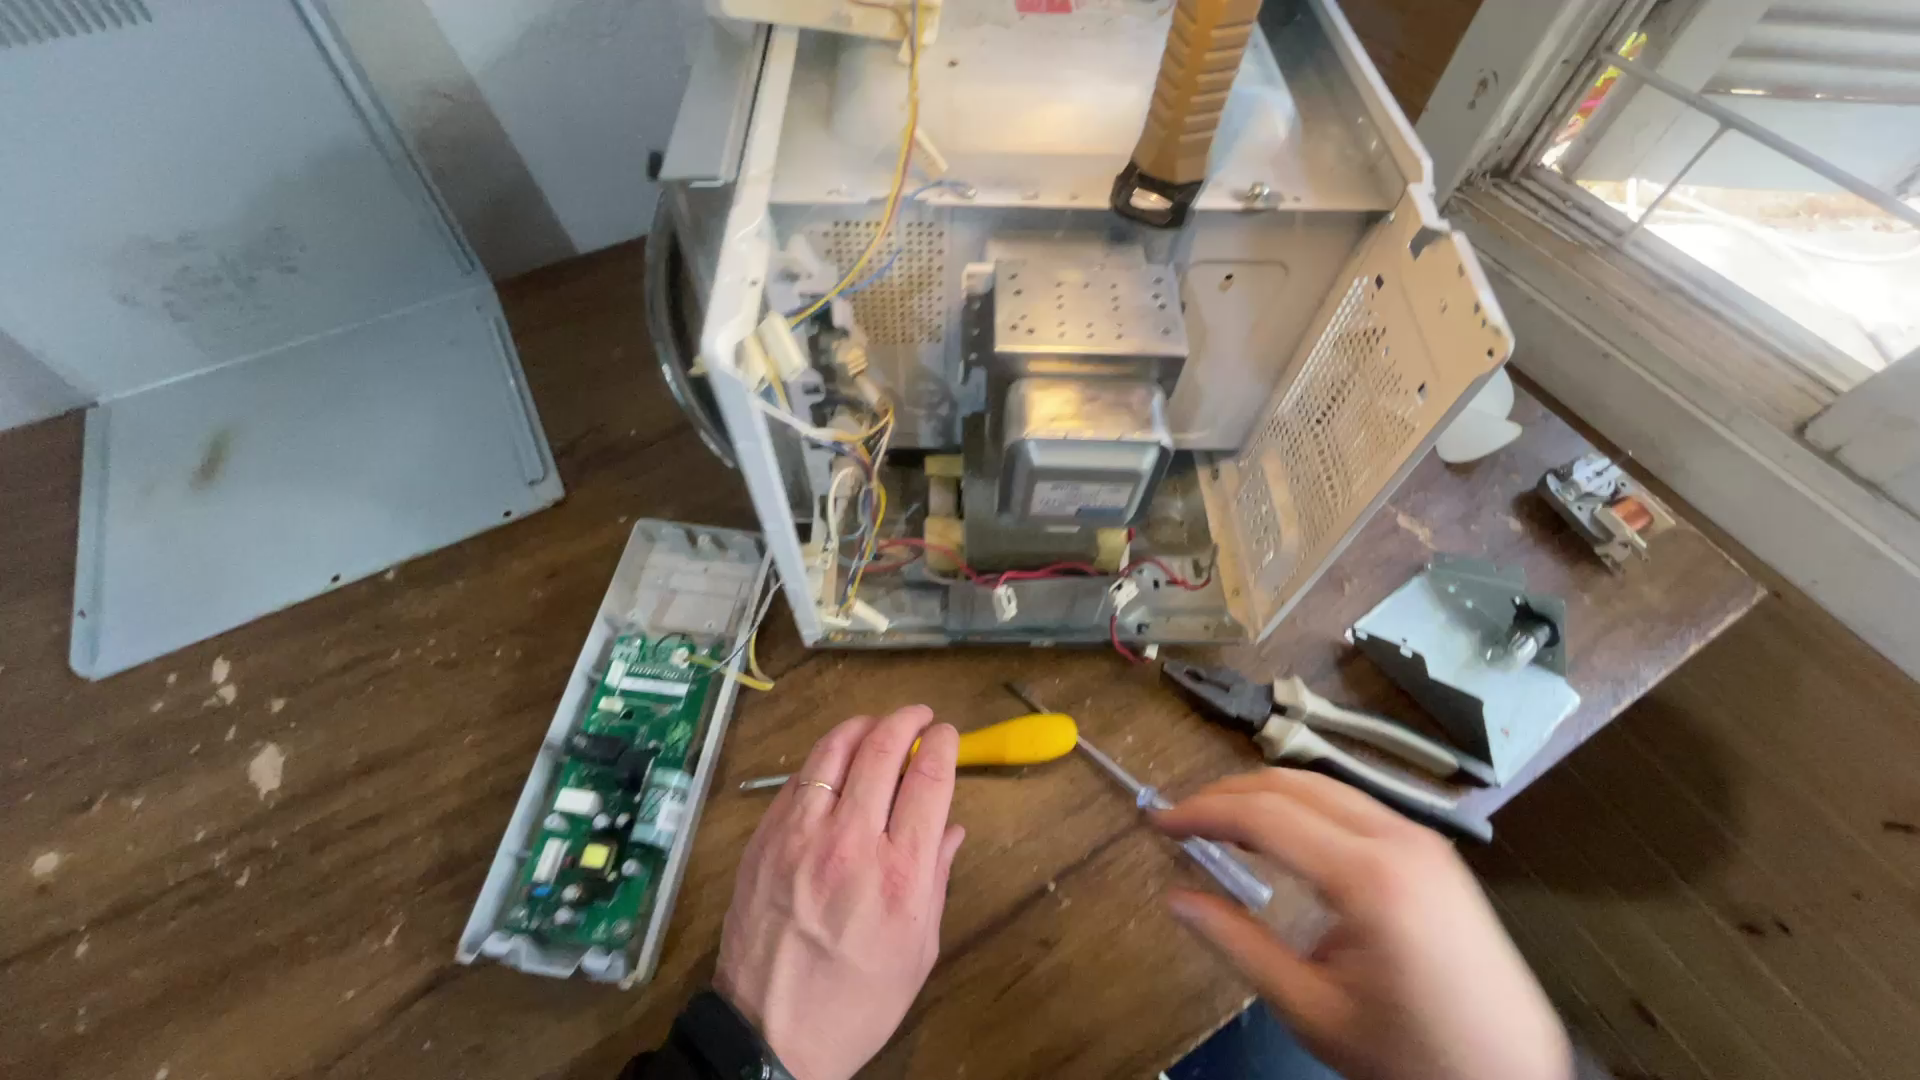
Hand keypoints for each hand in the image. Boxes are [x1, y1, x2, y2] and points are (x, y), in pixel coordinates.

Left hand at [715, 706, 965, 1079]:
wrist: (770, 1032)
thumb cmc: (858, 998)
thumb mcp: (919, 948)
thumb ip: (937, 876)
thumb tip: (951, 826)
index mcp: (900, 873)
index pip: (929, 778)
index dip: (944, 744)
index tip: (948, 735)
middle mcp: (850, 842)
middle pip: (883, 749)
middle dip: (908, 720)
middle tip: (919, 717)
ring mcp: (800, 835)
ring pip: (834, 750)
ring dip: (863, 726)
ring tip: (877, 725)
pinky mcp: (765, 838)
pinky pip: (799, 778)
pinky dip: (825, 758)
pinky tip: (836, 763)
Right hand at [1156, 769, 1570, 1079]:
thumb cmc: (1410, 1055)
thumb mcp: (1313, 1010)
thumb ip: (1238, 944)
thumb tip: (1176, 899)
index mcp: (1368, 876)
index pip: (1264, 815)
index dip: (1203, 811)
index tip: (1160, 820)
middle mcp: (1397, 837)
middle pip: (1291, 785)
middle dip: (1228, 794)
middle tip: (1184, 818)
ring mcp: (1421, 838)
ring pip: (1321, 786)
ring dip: (1264, 796)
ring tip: (1220, 824)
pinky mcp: (1431, 849)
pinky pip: (1351, 805)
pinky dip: (1301, 807)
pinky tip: (1279, 833)